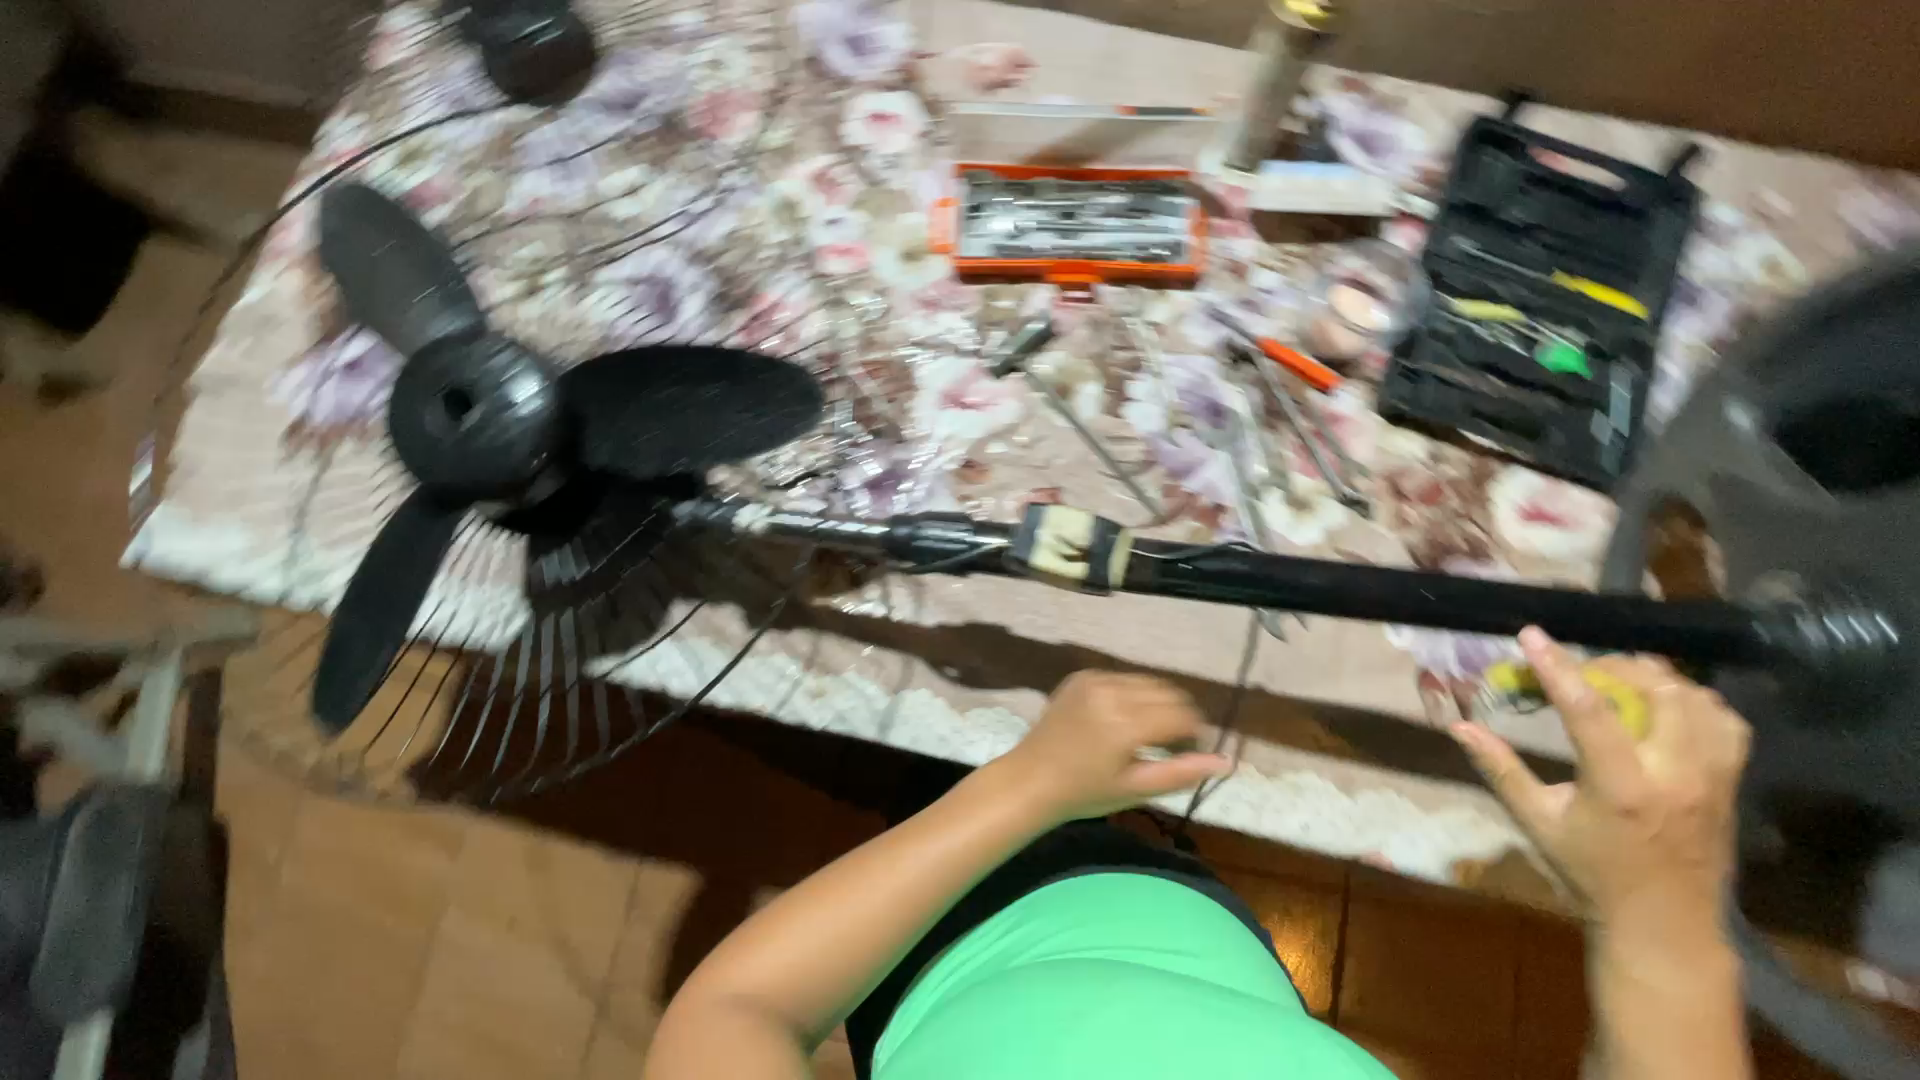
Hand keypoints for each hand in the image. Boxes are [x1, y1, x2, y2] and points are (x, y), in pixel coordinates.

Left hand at [995, 671, 1232, 823]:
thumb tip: (1226, 761)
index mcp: (1126, 723)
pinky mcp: (1081, 676)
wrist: (1030, 779)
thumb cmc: (1085, 793)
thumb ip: (1183, 772)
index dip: (1196, 732)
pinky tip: (1123, 719)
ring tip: (1149, 732)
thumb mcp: (1137, 789)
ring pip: (1147, 682)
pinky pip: (1122, 678)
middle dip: (1179, 715)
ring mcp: (1094, 680)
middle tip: (1172, 744)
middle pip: (1168, 693)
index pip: (1182, 715)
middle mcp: (1112, 692)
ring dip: (1157, 702)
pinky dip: (1132, 694)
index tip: (1193, 750)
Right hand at [1451, 627, 1750, 936]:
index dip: (1559, 668)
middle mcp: (1675, 776)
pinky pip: (1726, 721)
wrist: (1664, 921)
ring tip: (1620, 678)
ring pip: (1698, 700)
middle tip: (1581, 666)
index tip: (1533, 635)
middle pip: (1659, 692)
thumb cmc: (1590, 871)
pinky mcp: (1732, 782)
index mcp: (1621, 788)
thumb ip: (1500, 769)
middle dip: (1615, 666)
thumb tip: (1459, 726)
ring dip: (1656, 679)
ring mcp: (1713, 778)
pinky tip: (1664, 703)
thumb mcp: (1536, 821)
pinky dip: (1694, 700)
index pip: (1590, 712)